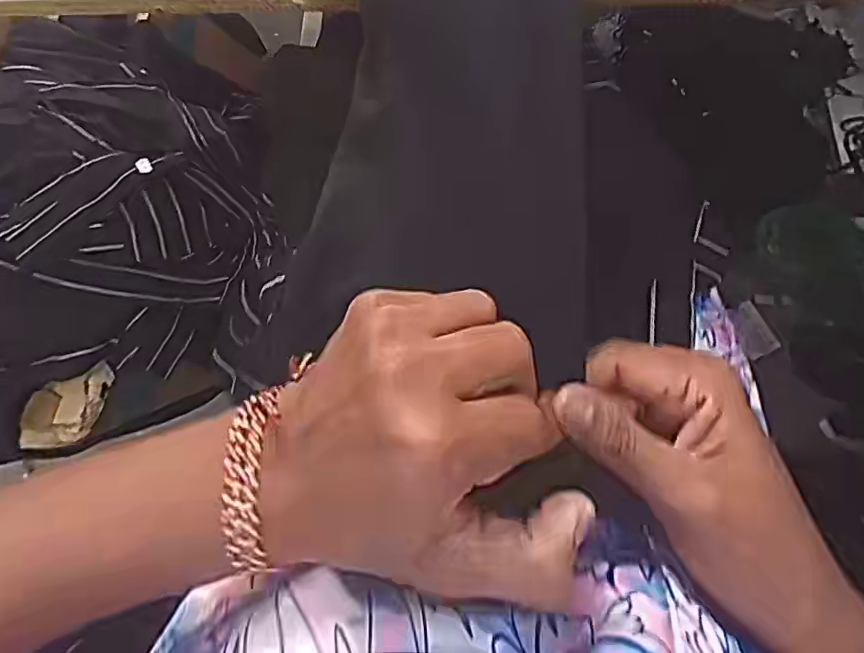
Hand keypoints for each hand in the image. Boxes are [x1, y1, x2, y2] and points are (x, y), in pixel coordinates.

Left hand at [261, 289, 592, 609]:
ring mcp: (392, 330)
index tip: (505, 446)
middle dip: (512, 383)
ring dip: (481, 348)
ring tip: (451, 382)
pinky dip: (446, 329)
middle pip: (518, 348)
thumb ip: (535, 559)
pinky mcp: (375, 304)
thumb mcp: (450, 564)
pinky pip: (447, 299)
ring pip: (487, 311)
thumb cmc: (365, 518)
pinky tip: (419, 363)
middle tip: (480, 411)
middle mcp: (415, 375)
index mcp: (438, 443)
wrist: (280, 473)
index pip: (534, 416)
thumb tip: (583, 507)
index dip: (529, 434)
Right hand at [550, 341, 863, 652]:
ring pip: (614, 404)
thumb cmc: (753, 552)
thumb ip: (618, 440)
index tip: (559, 433)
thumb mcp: (680, 493)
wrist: (794, 608)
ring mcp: (683, 410)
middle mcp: (691, 381)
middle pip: (612, 378)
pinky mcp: (675, 438)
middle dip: (591, 415)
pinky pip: (626, 427)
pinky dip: (613, 450)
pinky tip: (616, 477)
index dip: (583, 393)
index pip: (614, 359)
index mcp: (701, 377)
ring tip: (600, 473)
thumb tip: (564, 398)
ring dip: (601, 436)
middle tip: (581, 461)